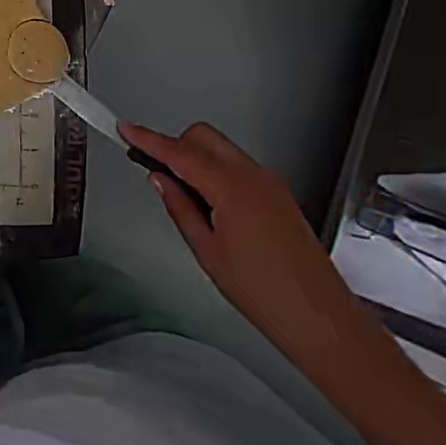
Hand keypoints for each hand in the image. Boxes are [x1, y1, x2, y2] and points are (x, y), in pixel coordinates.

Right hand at [121, 122, 354, 354]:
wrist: (318, 315)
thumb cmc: (266, 292)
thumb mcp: (208, 252)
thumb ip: (180, 207)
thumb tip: (161, 180)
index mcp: (231, 188)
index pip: (180, 152)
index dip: (149, 138)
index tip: (128, 129)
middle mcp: (253, 175)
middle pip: (203, 137)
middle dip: (176, 145)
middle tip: (158, 171)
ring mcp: (269, 181)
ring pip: (222, 149)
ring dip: (198, 160)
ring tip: (186, 199)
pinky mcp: (278, 191)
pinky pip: (239, 166)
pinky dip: (218, 172)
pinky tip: (212, 205)